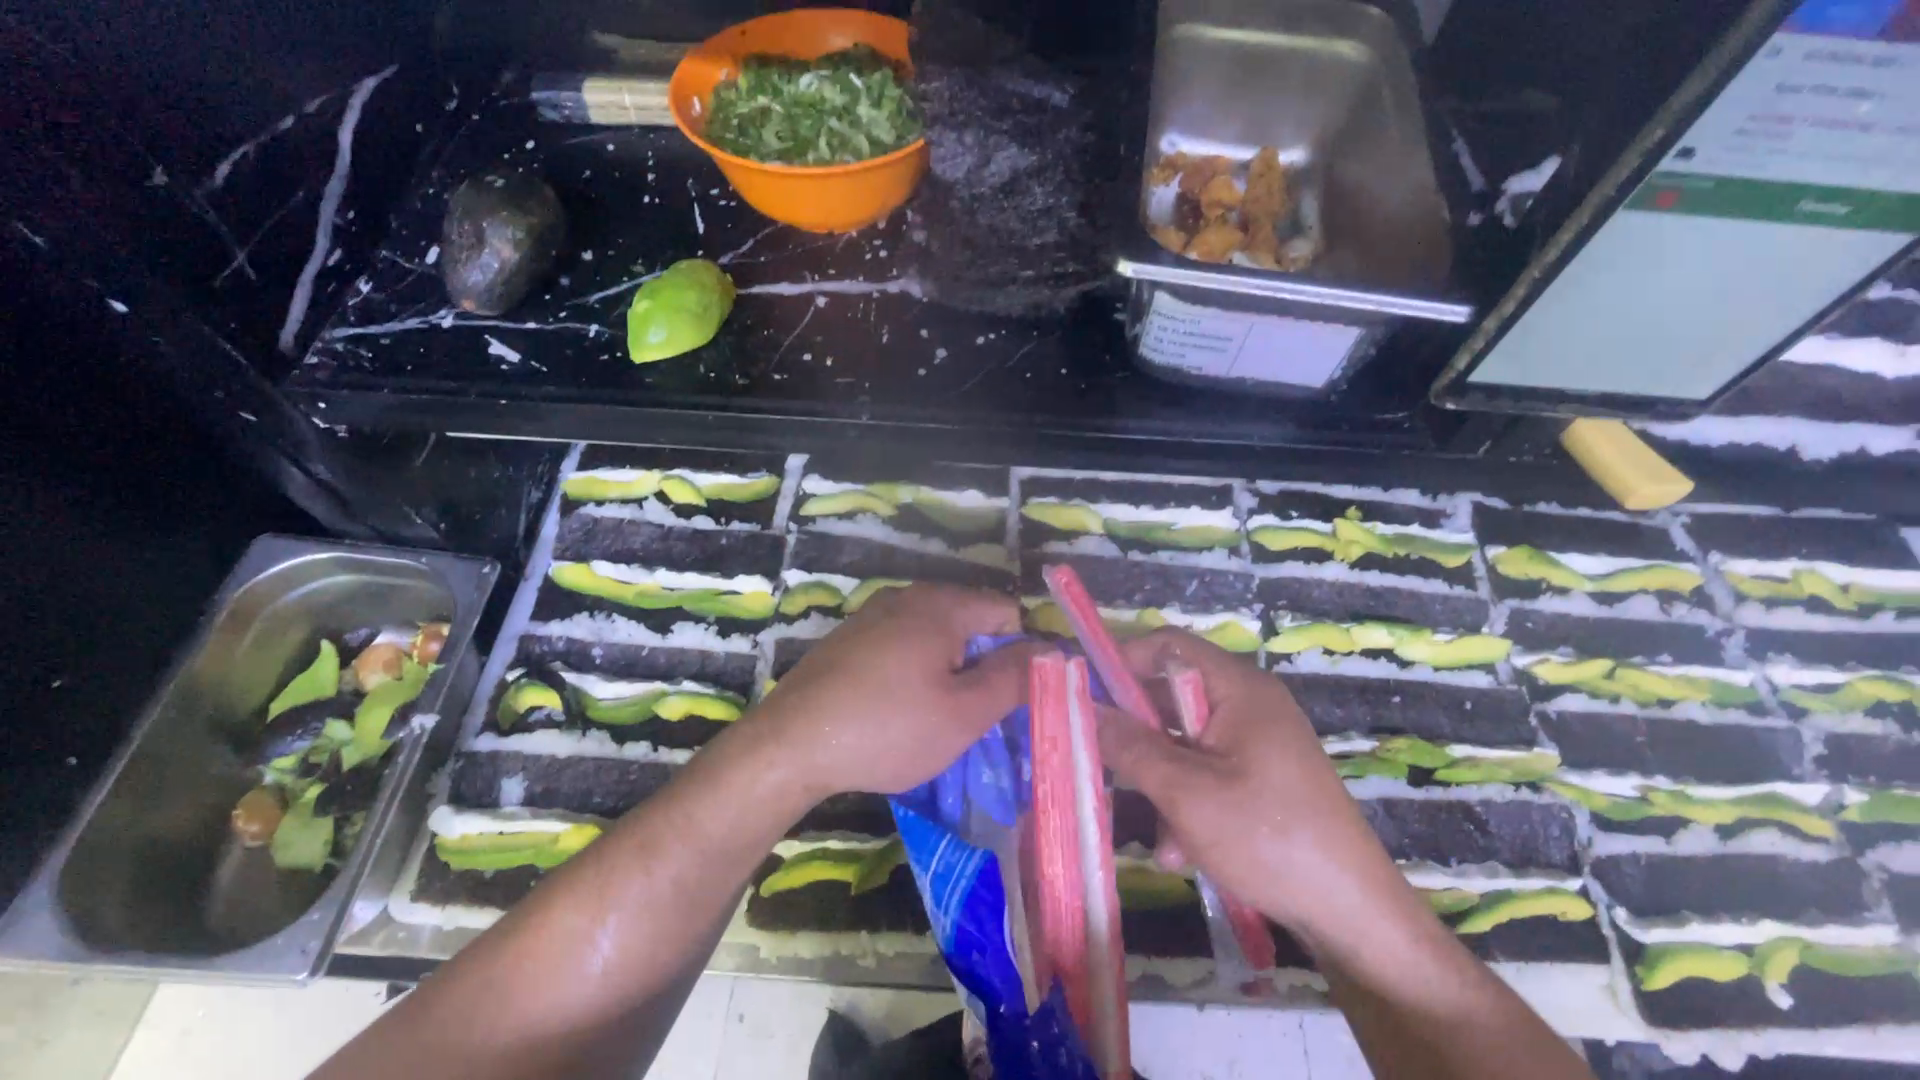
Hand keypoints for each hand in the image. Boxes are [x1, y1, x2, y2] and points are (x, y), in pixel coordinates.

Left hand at [747, 584, 1042, 798]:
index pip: (1009, 612)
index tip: (1024, 697)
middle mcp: (908, 597)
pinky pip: (904, 647)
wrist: (790, 745)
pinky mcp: (850, 641)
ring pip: (937, 637)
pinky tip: (904, 713)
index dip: (1025, 653)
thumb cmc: (887, 729)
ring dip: (952, 671)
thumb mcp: (963, 712)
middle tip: (987, 715)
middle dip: (987, 664)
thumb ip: (1014, 678)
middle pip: (972, 622)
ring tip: (946, 719)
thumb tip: (1052, 652)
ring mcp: (873, 615)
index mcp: (942, 604)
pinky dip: (917, 673)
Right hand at [1096, 630, 1431, 959]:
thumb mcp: (1186, 792)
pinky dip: (1188, 805)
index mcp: (1239, 688)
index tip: (1084, 697)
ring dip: (1161, 784)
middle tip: (1104, 768)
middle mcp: (1251, 704)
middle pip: (1172, 698)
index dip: (1122, 661)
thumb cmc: (1266, 836)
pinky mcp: (1264, 780)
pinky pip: (1208, 774)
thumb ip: (1131, 747)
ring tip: (1159, 837)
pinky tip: (1182, 852)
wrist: (1351, 910)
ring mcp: (1260, 744)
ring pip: (1185, 744)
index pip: (1168, 646)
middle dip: (1138, 738)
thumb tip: (1087, 710)